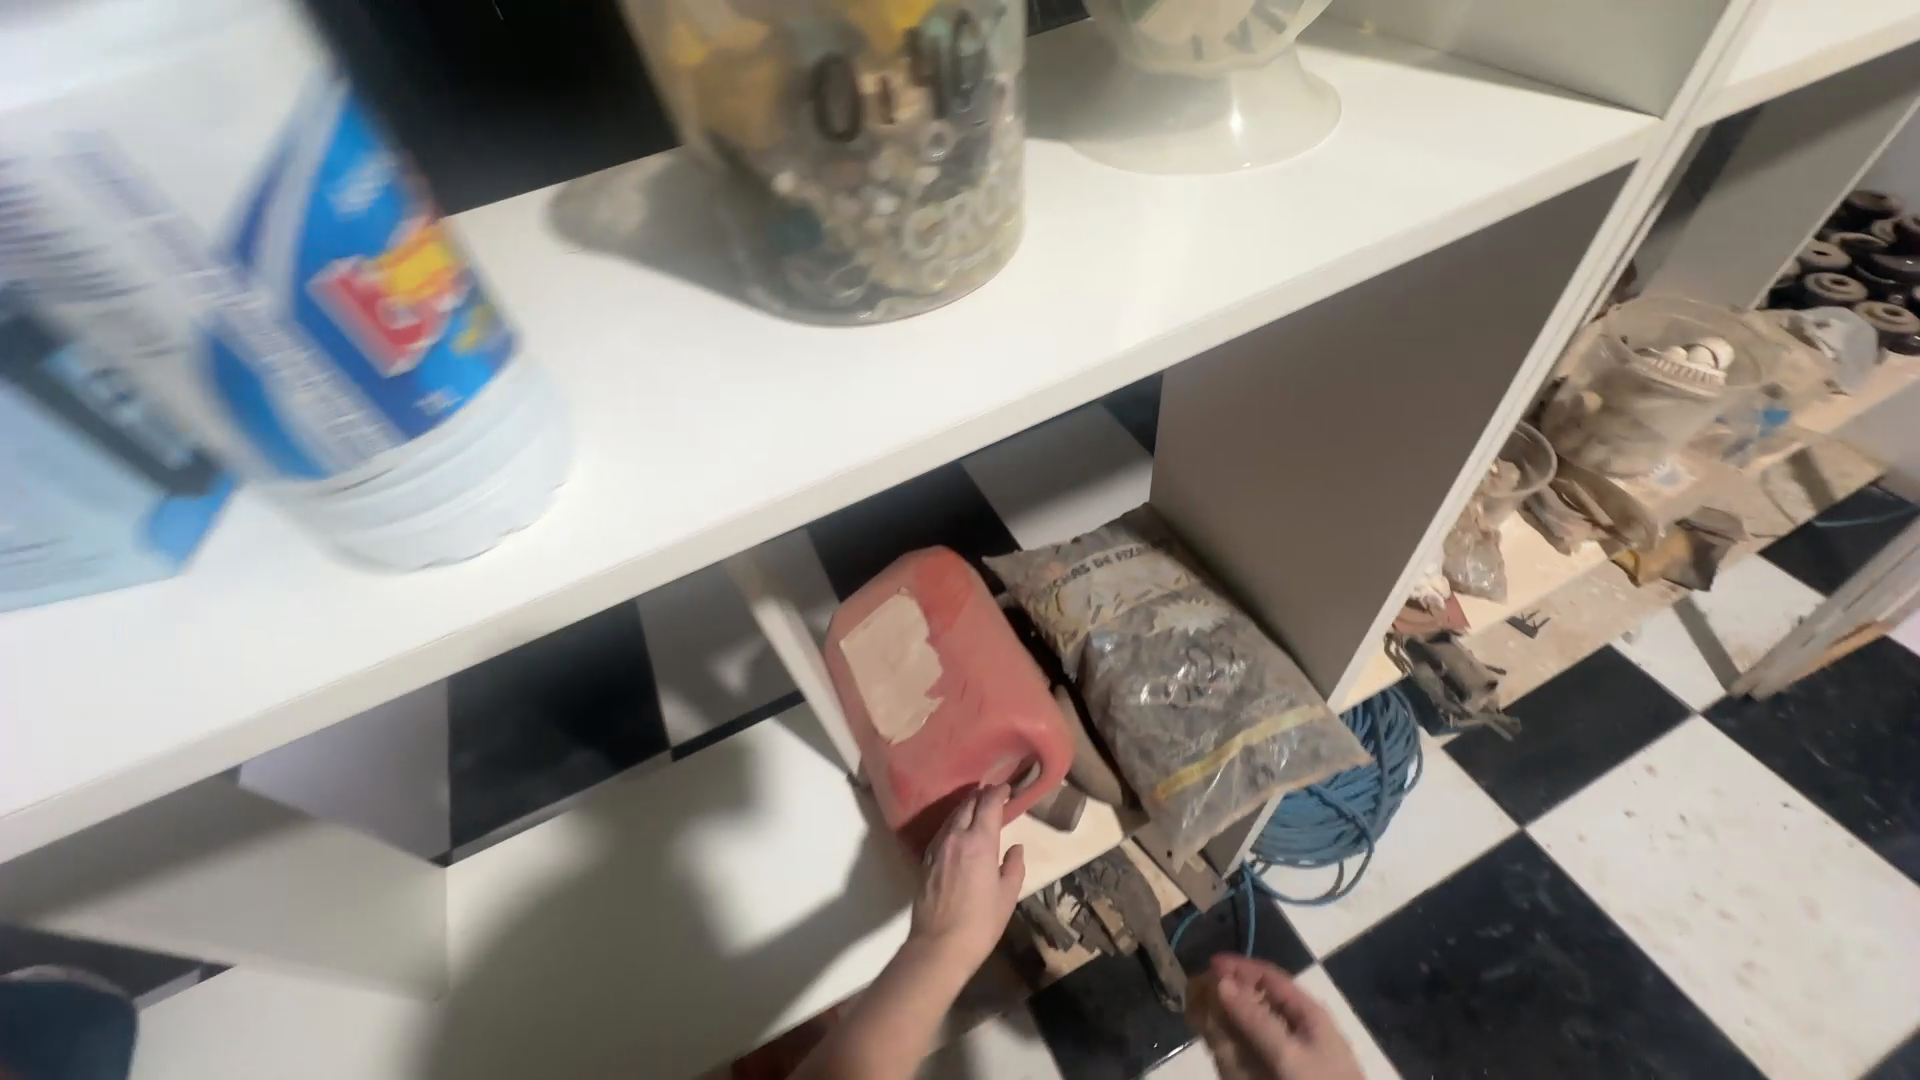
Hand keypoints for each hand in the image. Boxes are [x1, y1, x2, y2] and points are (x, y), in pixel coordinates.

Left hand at [909, 784, 1025, 972]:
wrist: (939, 945)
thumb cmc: (980, 922)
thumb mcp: (1007, 896)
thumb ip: (1013, 867)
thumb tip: (1015, 848)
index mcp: (979, 842)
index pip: (988, 805)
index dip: (998, 793)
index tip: (1006, 788)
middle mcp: (956, 837)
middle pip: (968, 805)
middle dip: (982, 796)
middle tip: (993, 793)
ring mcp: (938, 847)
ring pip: (952, 816)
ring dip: (966, 807)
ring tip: (977, 805)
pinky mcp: (926, 860)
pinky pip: (942, 831)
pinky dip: (954, 823)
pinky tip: (958, 829)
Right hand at [1201, 955, 1363, 1079]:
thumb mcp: (1289, 1055)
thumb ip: (1256, 1020)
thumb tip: (1221, 982)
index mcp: (1308, 1012)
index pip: (1269, 976)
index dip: (1239, 967)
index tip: (1209, 964)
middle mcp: (1303, 1025)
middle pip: (1263, 996)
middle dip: (1232, 990)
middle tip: (1201, 991)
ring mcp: (1299, 1049)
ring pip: (1260, 1020)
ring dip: (1234, 1014)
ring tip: (1206, 1014)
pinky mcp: (1291, 1069)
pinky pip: (1261, 1044)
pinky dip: (1241, 1038)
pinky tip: (1225, 1044)